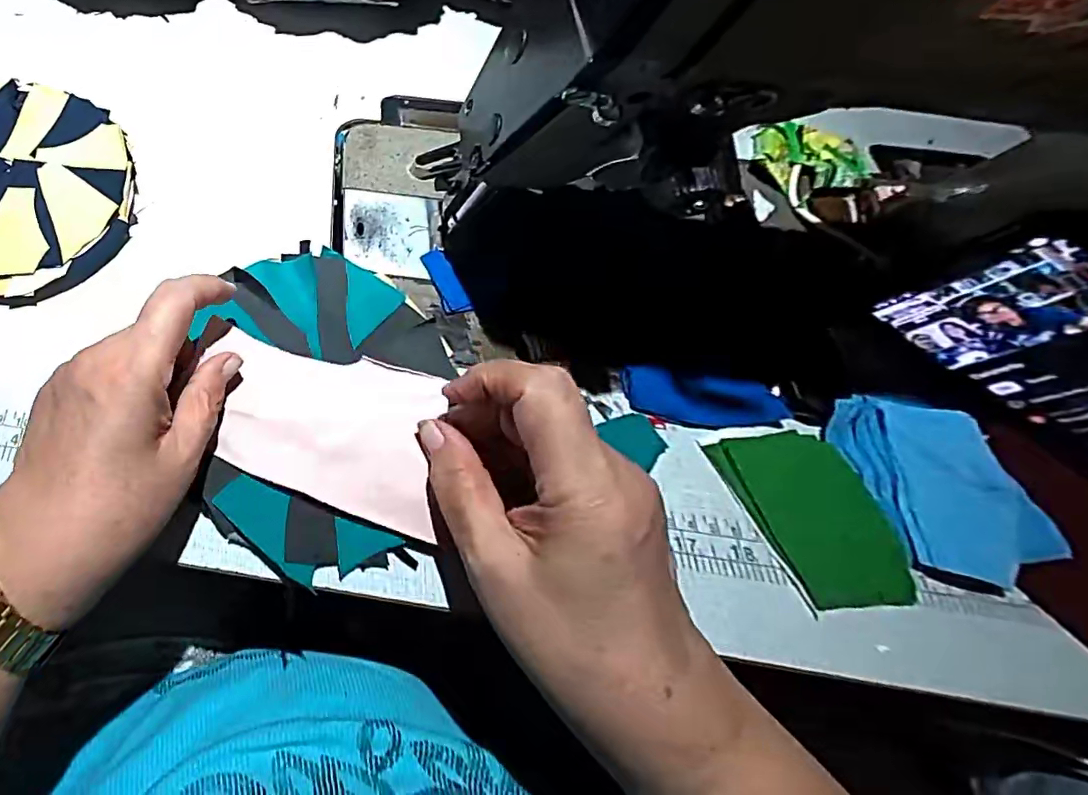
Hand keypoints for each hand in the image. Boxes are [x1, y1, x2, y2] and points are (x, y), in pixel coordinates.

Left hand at [0, 275, 240, 630]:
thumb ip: (207, 397)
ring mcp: (67, 372)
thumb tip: (227, 355)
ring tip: (159, 420)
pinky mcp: (52, 389)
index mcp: (129, 371)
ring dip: (156, 362)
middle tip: (198, 393)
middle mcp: (93, 358)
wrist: (33, 553)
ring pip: (128, 345)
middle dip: (184, 345)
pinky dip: (129, 375)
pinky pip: (104, 363)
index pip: (172, 299)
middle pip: (151, 326)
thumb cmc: (117, 512)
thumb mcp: (179, 460)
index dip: (206, 287)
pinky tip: (127, 424)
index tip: (229, 297)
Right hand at [422, 362, 706, 705]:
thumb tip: (434, 432)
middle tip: (443, 446)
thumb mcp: (494, 569)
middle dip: (486, 410)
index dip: (487, 380)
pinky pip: (565, 456)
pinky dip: (524, 460)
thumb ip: (459, 488)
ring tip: (464, 474)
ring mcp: (625, 481)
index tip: (445, 407)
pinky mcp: (624, 498)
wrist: (653, 707)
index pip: (541, 387)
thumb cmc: (570, 647)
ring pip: (553, 426)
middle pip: (546, 402)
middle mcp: (616, 469)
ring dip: (502, 436)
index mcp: (590, 483)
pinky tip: (500, 495)